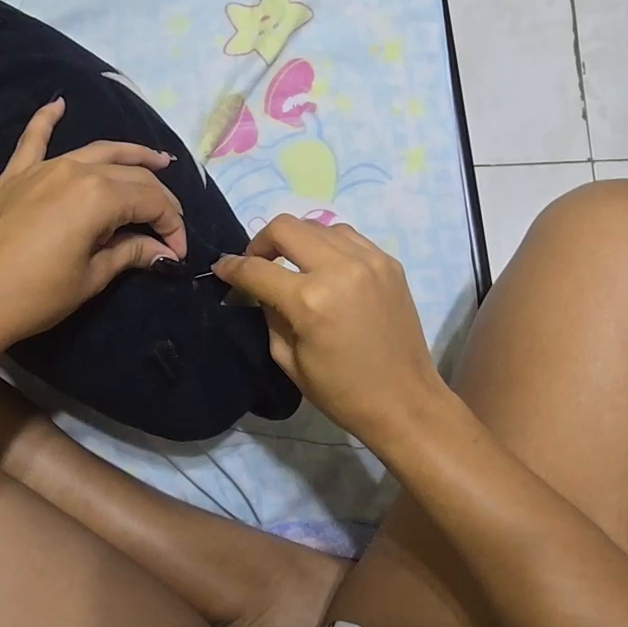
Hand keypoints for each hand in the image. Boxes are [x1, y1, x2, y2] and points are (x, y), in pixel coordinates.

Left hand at [0, 98, 186, 354]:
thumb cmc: (34, 296)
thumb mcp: (91, 277)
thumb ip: (129, 253)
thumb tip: (162, 252)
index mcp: (99, 196)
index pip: (151, 201)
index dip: (172, 226)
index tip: (177, 254)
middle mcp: (75, 170)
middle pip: (130, 175)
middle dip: (158, 199)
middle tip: (171, 226)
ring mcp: (41, 169)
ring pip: (97, 152)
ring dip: (130, 154)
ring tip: (157, 160)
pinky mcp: (14, 177)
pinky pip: (33, 139)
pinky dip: (47, 119)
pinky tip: (58, 104)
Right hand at [213, 215, 446, 441]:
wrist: (405, 400)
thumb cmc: (342, 392)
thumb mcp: (289, 360)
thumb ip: (269, 315)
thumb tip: (260, 289)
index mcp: (310, 301)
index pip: (257, 268)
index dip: (232, 267)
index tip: (222, 268)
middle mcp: (339, 269)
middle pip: (285, 228)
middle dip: (261, 242)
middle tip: (258, 263)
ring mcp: (369, 260)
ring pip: (318, 226)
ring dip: (297, 240)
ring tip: (293, 265)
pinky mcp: (389, 262)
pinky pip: (347, 236)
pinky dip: (328, 244)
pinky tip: (325, 268)